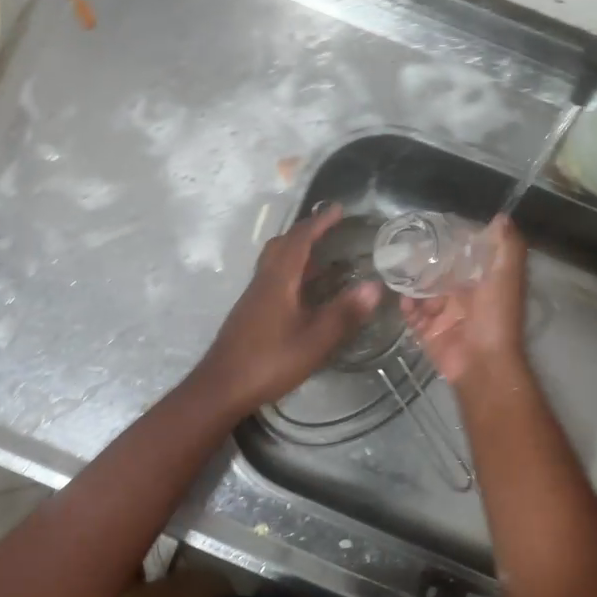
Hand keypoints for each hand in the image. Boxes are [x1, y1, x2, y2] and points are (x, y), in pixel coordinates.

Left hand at [189, 204, 381, 415]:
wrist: (221, 387)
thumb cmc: (269, 362)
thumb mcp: (314, 341)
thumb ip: (344, 314)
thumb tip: (375, 286)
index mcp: (278, 281)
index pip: (299, 240)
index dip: (319, 223)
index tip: (338, 210)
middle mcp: (262, 282)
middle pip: (282, 246)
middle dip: (306, 234)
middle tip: (330, 230)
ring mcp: (252, 299)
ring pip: (275, 264)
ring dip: (298, 255)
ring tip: (324, 261)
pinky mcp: (249, 314)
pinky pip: (272, 281)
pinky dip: (291, 275)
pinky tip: (304, 295)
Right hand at [400, 215, 529, 390]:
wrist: (482, 362)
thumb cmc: (497, 316)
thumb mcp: (507, 276)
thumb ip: (505, 248)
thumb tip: (500, 217)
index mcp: (484, 281)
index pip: (465, 256)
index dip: (451, 242)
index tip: (433, 226)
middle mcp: (464, 296)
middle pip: (439, 273)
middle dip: (424, 262)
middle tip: (404, 247)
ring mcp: (444, 314)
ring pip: (422, 292)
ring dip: (412, 283)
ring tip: (397, 270)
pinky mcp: (428, 331)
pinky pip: (412, 314)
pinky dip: (407, 306)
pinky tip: (404, 299)